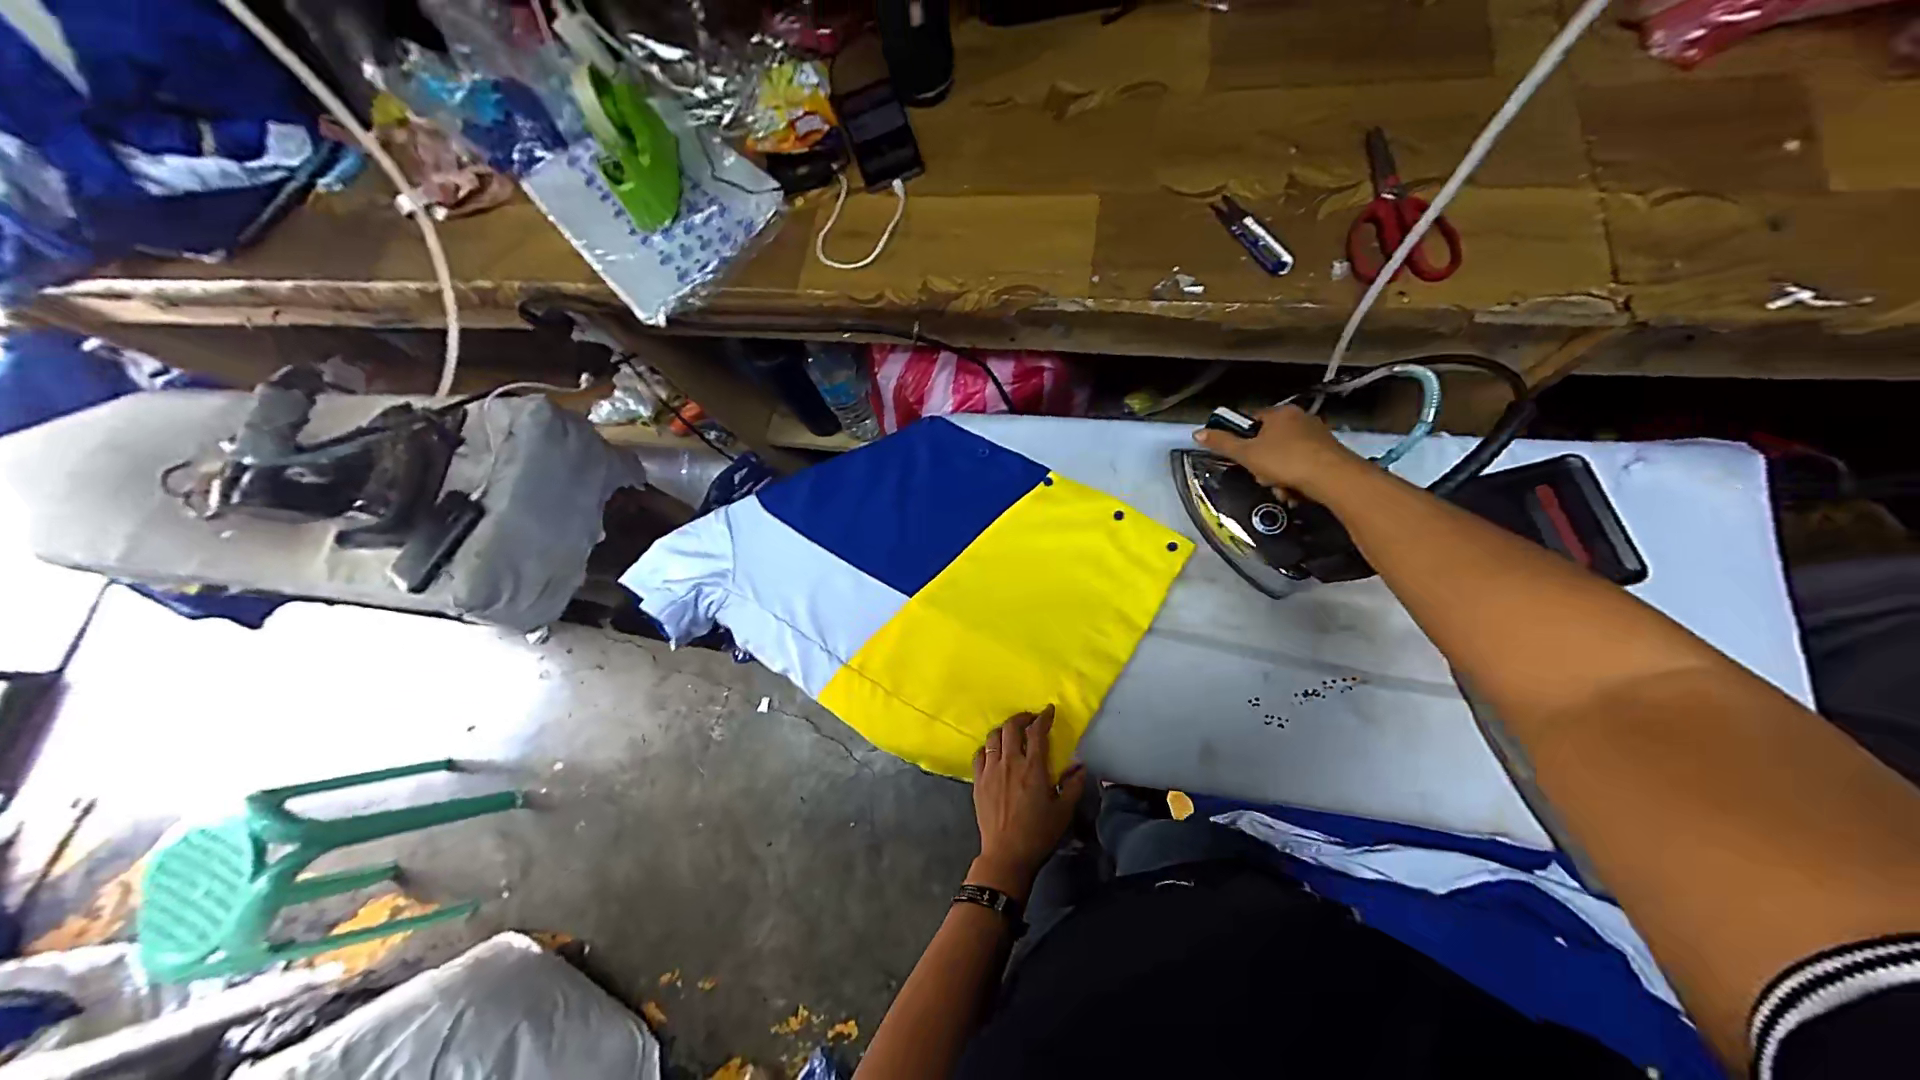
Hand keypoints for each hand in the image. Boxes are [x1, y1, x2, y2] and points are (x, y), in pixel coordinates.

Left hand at [968, 707, 1085, 900]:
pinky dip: (988, 747)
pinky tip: (993, 752)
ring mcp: (990, 771)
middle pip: (1011, 727)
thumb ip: (1073, 785)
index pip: (1037, 732)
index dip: (1043, 717)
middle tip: (1030, 720)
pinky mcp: (978, 781)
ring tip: (1012, 734)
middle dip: (1022, 718)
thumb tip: (1079, 766)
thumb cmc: (1039, 834)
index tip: (1048, 711)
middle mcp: (1009, 763)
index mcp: (1033, 768)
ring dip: (1004, 730)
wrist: (1006, 855)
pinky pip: (980, 754)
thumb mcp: (1064, 811)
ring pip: (993, 737)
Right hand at [1193, 404, 1365, 498]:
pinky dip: (1295, 477)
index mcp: (1279, 413)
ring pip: (1284, 455)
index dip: (1239, 438)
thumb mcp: (1247, 454)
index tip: (1237, 455)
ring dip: (1277, 474)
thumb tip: (1198, 433)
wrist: (1332, 477)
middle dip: (1261, 463)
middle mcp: (1300, 418)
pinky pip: (1301, 464)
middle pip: (1267, 440)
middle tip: (1260, 475)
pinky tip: (1294, 490)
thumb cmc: (1285, 461)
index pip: (1250, 420)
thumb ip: (1222, 443)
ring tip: (1280, 487)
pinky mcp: (1328, 452)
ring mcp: (1317, 435)